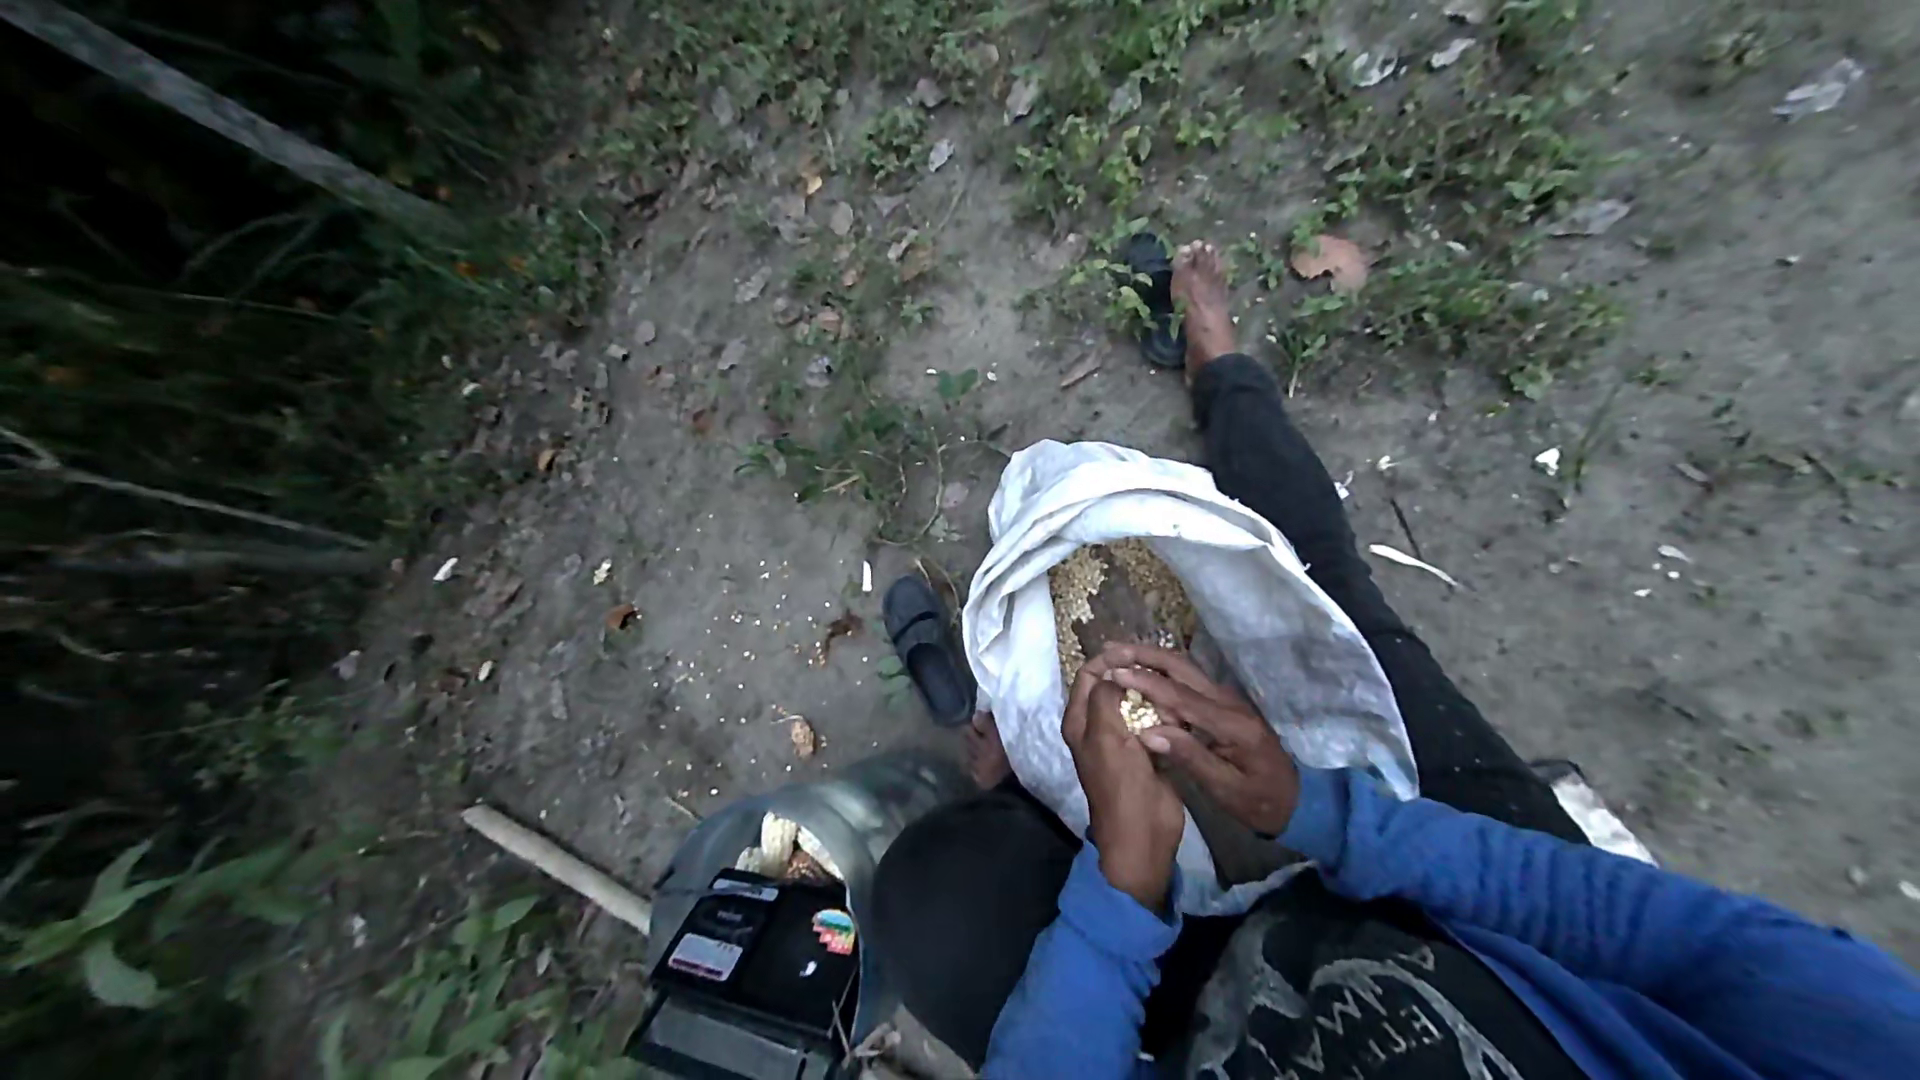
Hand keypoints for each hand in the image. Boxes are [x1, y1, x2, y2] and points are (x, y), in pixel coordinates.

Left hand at [1062, 661, 1185, 908]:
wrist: (1142, 833)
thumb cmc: (1119, 783)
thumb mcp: (1105, 735)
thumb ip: (1105, 698)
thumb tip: (1114, 672)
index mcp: (1080, 721)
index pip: (1088, 677)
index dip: (1106, 661)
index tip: (1132, 650)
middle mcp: (1097, 726)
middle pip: (1113, 687)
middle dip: (1133, 675)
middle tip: (1158, 665)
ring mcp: (1123, 739)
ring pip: (1136, 704)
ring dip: (1151, 695)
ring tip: (1171, 682)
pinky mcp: (1147, 751)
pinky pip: (1153, 723)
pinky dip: (1164, 714)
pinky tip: (1180, 705)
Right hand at [1097, 643, 1301, 836]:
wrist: (1296, 800)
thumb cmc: (1259, 801)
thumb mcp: (1226, 790)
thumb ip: (1189, 758)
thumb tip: (1147, 734)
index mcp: (1231, 724)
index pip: (1181, 696)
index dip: (1146, 682)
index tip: (1114, 673)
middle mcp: (1228, 702)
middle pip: (1181, 668)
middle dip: (1144, 655)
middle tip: (1109, 651)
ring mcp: (1226, 699)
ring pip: (1184, 667)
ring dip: (1150, 656)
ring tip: (1118, 653)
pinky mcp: (1221, 702)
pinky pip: (1186, 678)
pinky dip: (1160, 669)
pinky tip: (1141, 670)